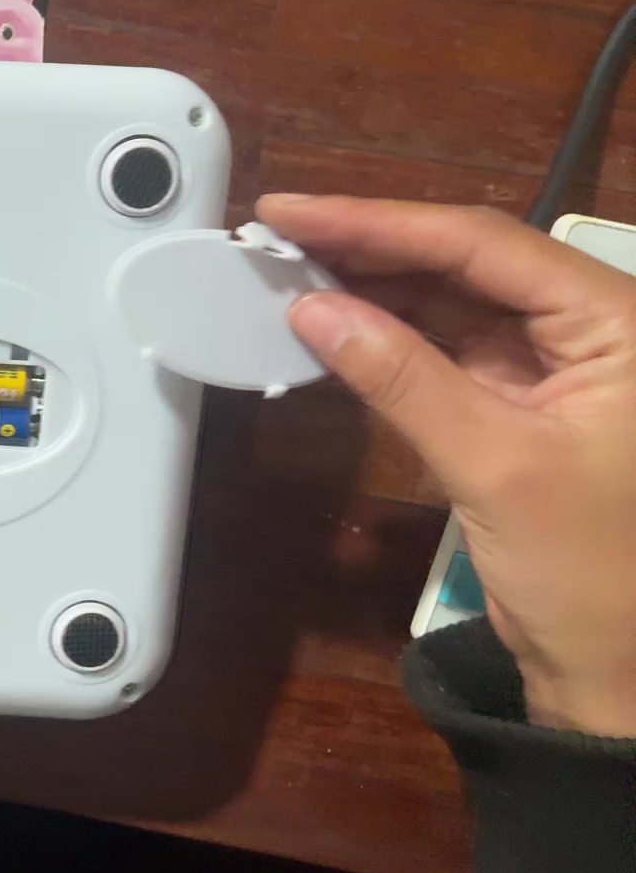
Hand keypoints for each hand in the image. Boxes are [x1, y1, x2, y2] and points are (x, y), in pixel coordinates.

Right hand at [260, 195, 635, 736]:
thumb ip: (400, 377)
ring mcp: (551, 365)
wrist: (630, 661)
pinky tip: (322, 321)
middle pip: (463, 263)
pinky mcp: (512, 399)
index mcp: (629, 328)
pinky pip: (432, 346)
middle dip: (364, 246)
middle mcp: (596, 330)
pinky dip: (373, 333)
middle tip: (272, 237)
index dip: (377, 222)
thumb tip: (309, 309)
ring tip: (283, 270)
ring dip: (362, 286)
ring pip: (443, 300)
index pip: (485, 247)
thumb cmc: (599, 569)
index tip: (288, 211)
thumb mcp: (494, 463)